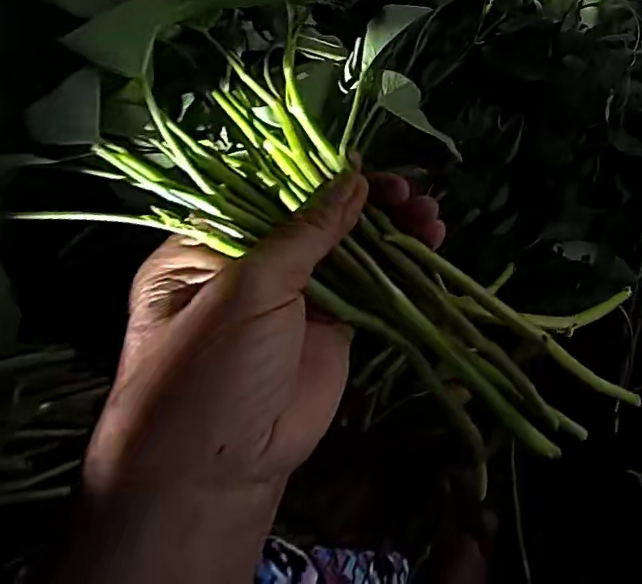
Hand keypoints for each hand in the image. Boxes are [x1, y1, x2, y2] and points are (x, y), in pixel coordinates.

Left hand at [61, 164, 444, 583]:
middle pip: (323, 215)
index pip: (275, 193)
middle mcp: (257, 263)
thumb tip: (353, 174)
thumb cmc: (212, 369)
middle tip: (408, 193)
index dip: (323, 177)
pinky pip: (374, 279)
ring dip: (394, 226)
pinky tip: (429, 240)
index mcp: (212, 247)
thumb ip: (307, 228)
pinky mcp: (337, 321)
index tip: (368, 168)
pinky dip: (403, 258)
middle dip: (369, 201)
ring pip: (355, 244)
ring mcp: (299, 293)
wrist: (220, 472)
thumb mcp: (250, 287)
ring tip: (429, 215)